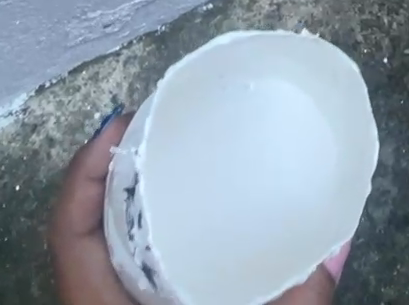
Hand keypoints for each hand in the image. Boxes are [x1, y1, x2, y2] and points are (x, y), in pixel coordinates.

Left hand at [49, 113, 342, 304]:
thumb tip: (338, 242)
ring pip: (96, 250)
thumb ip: (298, 302)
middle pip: (79, 228)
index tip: (121, 121)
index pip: (70, 231)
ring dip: (120, 199)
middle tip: (154, 124)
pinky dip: (135, 232)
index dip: (84, 170)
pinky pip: (116, 269)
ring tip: (163, 157)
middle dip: (108, 170)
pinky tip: (172, 219)